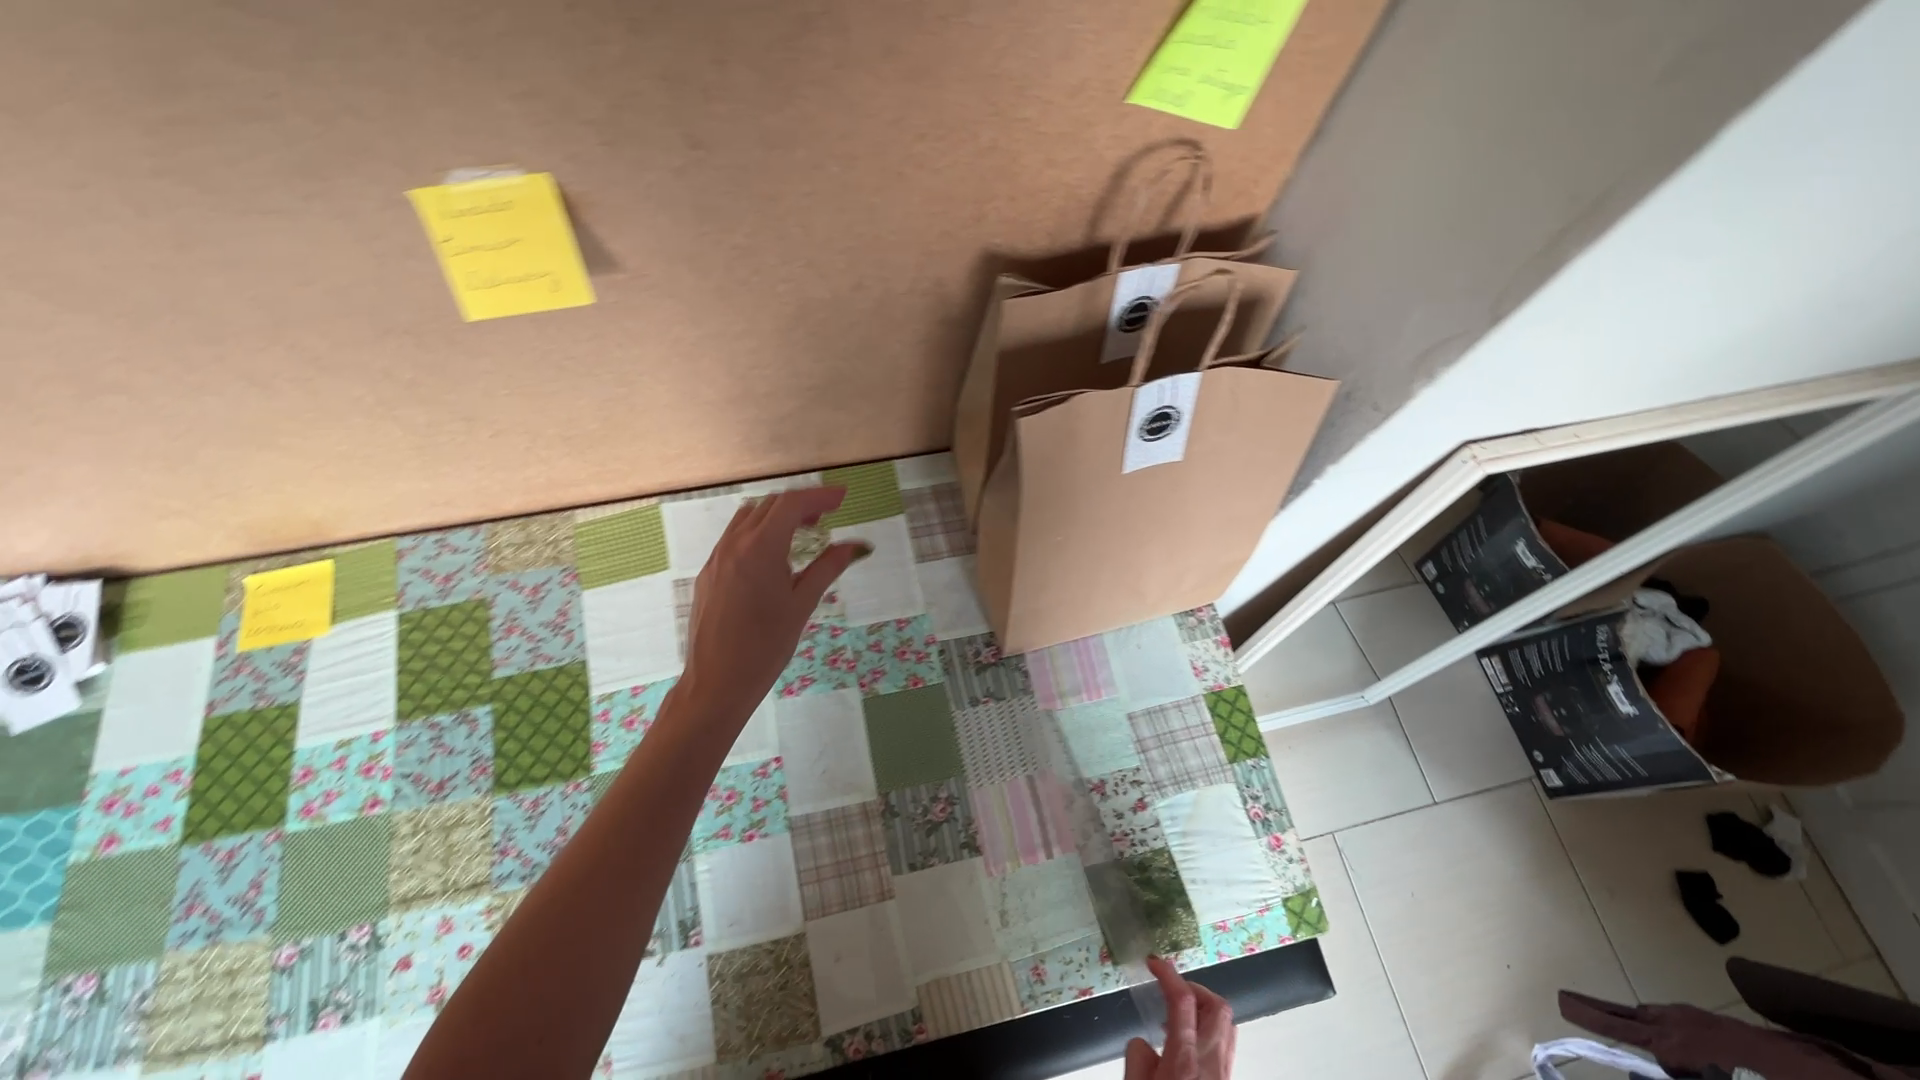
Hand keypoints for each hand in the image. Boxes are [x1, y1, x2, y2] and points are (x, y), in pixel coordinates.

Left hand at [677, 487, 866, 725]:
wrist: (716, 682)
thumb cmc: (765, 647)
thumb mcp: (802, 606)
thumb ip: (827, 568)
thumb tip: (855, 546)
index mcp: (760, 548)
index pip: (791, 505)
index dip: (819, 496)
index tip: (842, 498)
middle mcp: (734, 545)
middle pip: (769, 506)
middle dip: (800, 504)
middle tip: (827, 515)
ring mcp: (716, 558)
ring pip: (747, 519)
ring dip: (776, 516)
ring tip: (802, 532)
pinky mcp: (708, 574)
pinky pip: (734, 539)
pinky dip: (758, 534)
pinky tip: (774, 558)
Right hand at [1124, 956, 1235, 1079]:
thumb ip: (1136, 1057)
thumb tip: (1143, 1043)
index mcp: (1184, 1057)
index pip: (1182, 1002)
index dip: (1168, 974)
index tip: (1153, 962)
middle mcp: (1210, 1059)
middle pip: (1218, 1006)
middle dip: (1195, 988)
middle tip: (1173, 989)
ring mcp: (1224, 1069)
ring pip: (1226, 1023)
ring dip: (1204, 1009)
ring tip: (1178, 1016)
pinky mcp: (1227, 1077)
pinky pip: (1224, 1042)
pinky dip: (1208, 1030)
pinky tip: (1188, 1043)